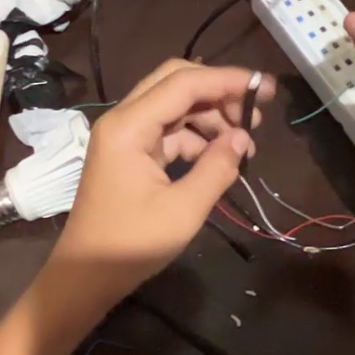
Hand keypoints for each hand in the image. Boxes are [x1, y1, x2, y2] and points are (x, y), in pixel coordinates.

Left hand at [45, 60, 274, 304]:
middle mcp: (122, 121)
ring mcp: (123, 137)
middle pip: (175, 83)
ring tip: (244, 145)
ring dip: (210, 117)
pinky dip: (195, 138)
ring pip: (173, 107)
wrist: (86, 274)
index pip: (184, 83)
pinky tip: (219, 159)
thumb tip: (243, 139)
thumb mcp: (183, 210)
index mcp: (129, 126)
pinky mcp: (128, 154)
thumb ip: (216, 169)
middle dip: (218, 92)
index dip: (228, 80)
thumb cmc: (131, 244)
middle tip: (256, 114)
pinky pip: (166, 132)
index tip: (267, 88)